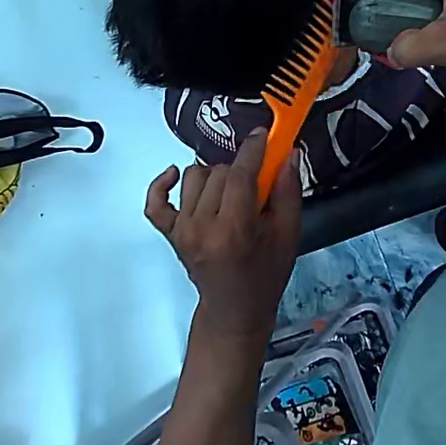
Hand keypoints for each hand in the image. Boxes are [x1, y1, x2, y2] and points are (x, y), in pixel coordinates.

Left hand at [145, 128, 302, 343]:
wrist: (234, 310)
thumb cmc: (266, 275)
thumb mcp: (288, 236)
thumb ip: (288, 192)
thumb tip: (288, 153)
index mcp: (233, 231)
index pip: (239, 176)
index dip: (252, 150)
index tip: (263, 135)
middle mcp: (201, 228)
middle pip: (218, 173)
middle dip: (241, 172)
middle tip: (257, 185)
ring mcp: (181, 231)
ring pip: (194, 177)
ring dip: (215, 177)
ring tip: (231, 193)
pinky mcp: (169, 234)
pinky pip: (156, 201)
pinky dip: (163, 184)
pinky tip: (175, 176)